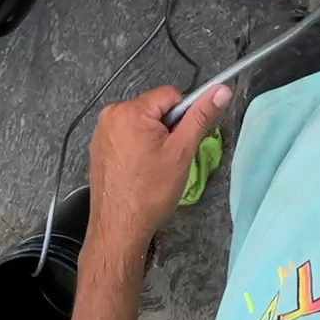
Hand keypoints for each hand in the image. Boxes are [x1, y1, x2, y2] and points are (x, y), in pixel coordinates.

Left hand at [86, 85, 231, 249]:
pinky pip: (126, 134)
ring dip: (151, 138)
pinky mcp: (98, 146)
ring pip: (142, 122)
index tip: (178, 143)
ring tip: (151, 166)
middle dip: (165, 129)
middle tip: (165, 158)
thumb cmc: (151, 192)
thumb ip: (202, 116)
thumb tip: (221, 90)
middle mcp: (111, 114)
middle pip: (154, 108)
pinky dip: (136, 146)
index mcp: (131, 110)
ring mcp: (102, 130)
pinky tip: (138, 170)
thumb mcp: (182, 151)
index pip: (170, 95)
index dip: (181, 119)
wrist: (119, 229)